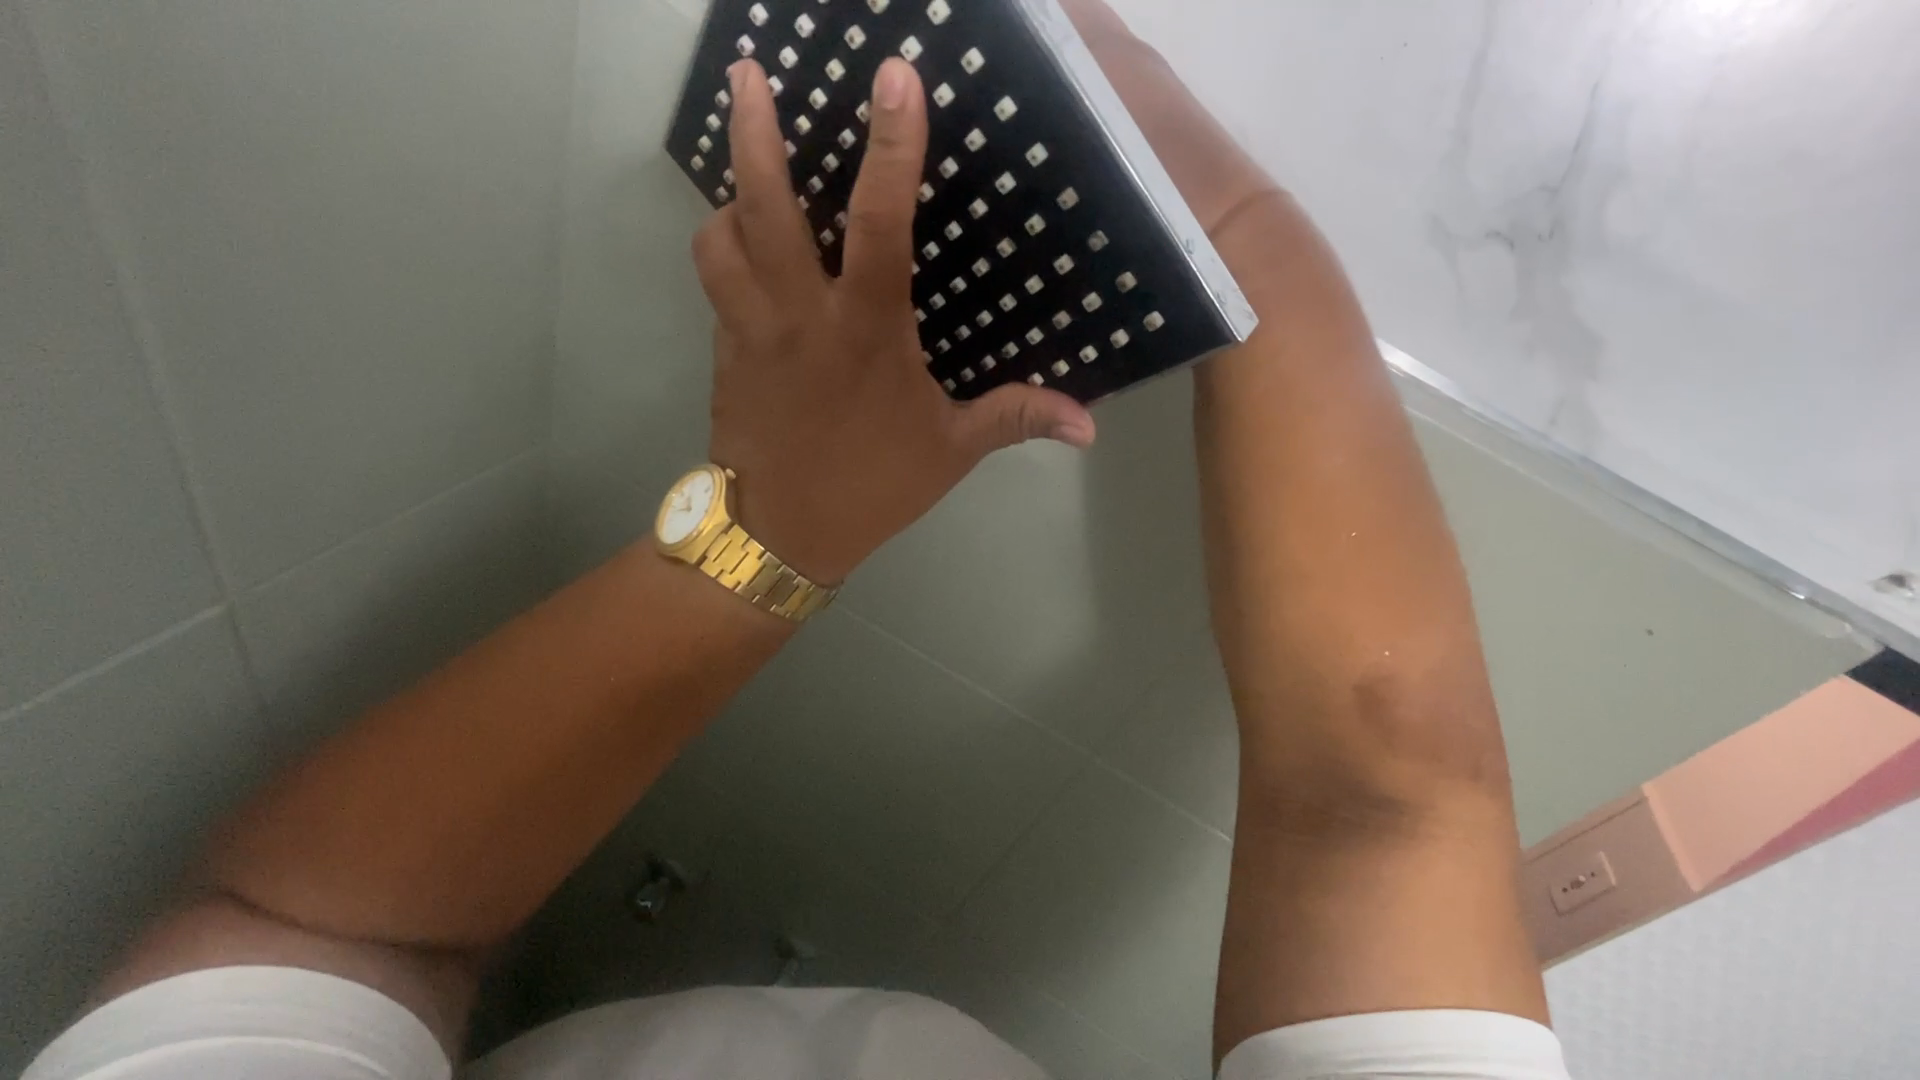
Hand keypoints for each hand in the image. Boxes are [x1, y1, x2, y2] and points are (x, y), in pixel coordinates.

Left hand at [693, 58, 1096, 585]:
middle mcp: (801, 315)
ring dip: (730, 196)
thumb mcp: (952, 451)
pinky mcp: (724, 351)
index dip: (891, 146)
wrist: (779, 534)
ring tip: (747, 173)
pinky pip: (716, 281)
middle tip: (749, 71)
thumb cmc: (872, 486)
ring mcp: (752, 330)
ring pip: (719, 239)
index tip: (894, 77)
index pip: (880, 221)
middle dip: (755, 131)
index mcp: (867, 330)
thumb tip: (1090, 426)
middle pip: (765, 206)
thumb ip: (1016, 419)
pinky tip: (743, 246)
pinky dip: (725, 249)